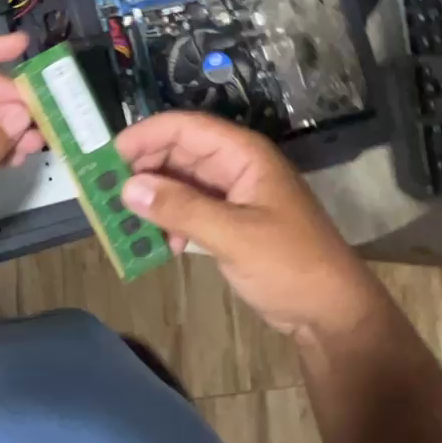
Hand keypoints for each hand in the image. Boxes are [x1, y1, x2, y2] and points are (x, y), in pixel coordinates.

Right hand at [115, 112, 386, 343]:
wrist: (332, 314)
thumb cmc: (290, 265)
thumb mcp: (233, 235)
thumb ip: (180, 209)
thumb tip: (128, 188)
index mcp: (244, 155)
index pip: (187, 128)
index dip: (147, 135)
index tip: (109, 156)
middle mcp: (237, 167)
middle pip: (181, 152)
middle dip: (146, 168)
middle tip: (109, 190)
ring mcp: (235, 195)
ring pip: (182, 182)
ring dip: (156, 197)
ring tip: (128, 218)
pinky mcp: (232, 222)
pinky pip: (191, 208)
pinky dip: (171, 220)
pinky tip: (161, 243)